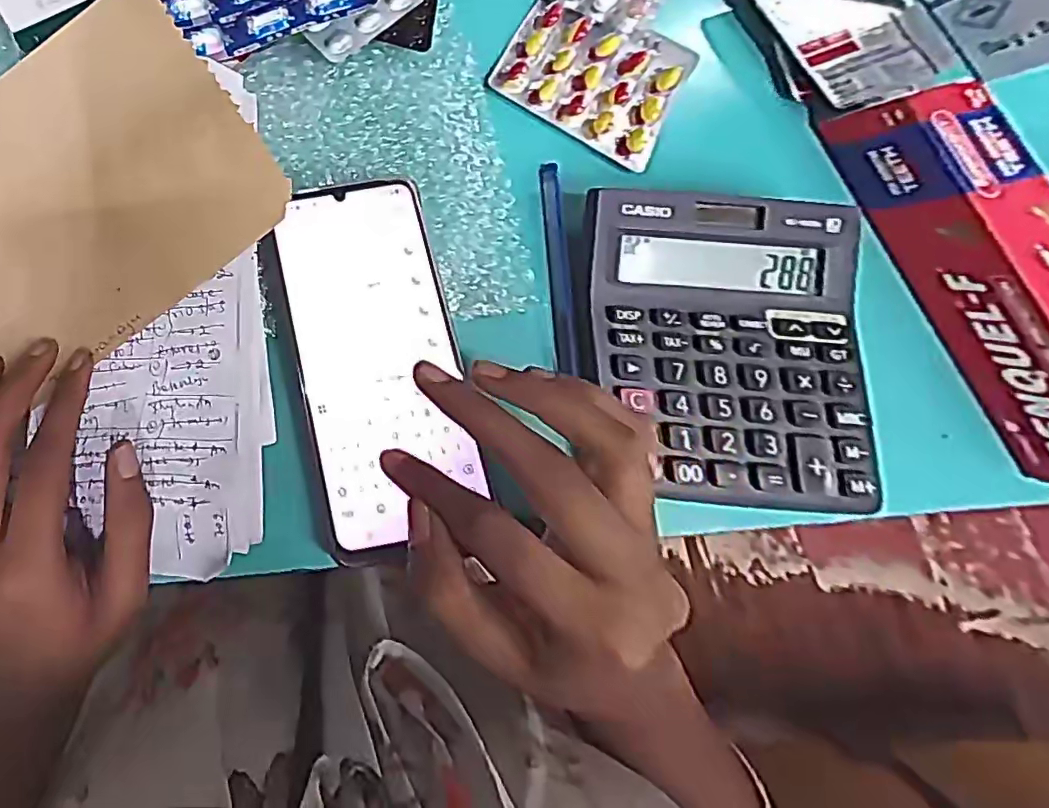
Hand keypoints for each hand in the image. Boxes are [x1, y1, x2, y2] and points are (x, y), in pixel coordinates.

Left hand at [0, 340, 153, 701]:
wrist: (16, 690)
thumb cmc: (77, 636)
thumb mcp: (126, 592)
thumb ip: (130, 521)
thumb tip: (119, 449)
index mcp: (29, 569)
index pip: (46, 465)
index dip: (65, 405)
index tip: (78, 364)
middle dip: (13, 390)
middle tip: (36, 352)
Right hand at [379, 360, 690, 722]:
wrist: (632, 675)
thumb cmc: (547, 661)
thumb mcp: (482, 647)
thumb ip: (440, 581)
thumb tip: (420, 501)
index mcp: (584, 620)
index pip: (499, 538)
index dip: (438, 491)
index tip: (395, 460)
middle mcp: (631, 572)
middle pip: (558, 477)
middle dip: (486, 419)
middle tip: (436, 383)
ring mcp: (652, 532)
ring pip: (611, 443)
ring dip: (543, 395)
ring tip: (485, 373)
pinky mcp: (653, 504)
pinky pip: (631, 434)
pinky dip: (584, 396)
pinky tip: (535, 381)